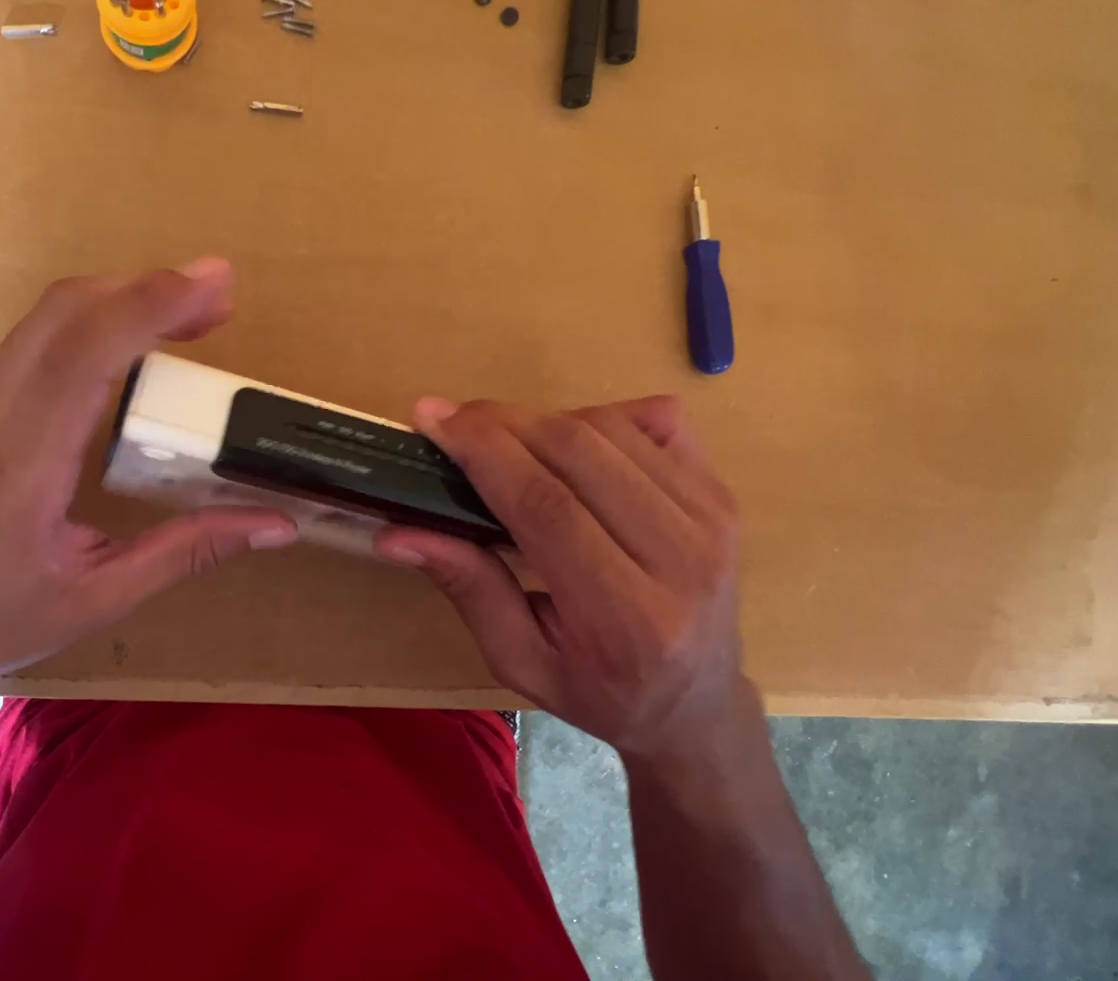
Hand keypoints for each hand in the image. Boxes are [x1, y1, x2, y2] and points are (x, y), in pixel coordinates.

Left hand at [0, 260, 297, 721]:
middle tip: (218, 294)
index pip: (84, 356)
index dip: (151, 307)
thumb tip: (277, 526)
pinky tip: (130, 342)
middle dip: (146, 287)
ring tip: (186, 312)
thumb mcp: (103, 599)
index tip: (213, 286)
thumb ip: (190, 551)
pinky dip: (89, 322)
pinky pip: (31, 341)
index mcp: (20, 469)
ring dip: (118, 297)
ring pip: (43, 318)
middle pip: (62, 312)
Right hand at [374, 396, 745, 760]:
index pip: (546, 505)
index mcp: (626, 617)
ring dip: (540, 419)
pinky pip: (654, 419)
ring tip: (502, 443)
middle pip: (577, 452)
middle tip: (450, 421)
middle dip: (500, 423)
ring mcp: (712, 518)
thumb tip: (395, 533)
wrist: (696, 703)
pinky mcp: (722, 493)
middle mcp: (681, 558)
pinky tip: (570, 446)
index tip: (432, 420)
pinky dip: (598, 415)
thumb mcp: (518, 659)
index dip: (483, 452)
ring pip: (609, 427)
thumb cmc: (599, 690)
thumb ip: (468, 588)